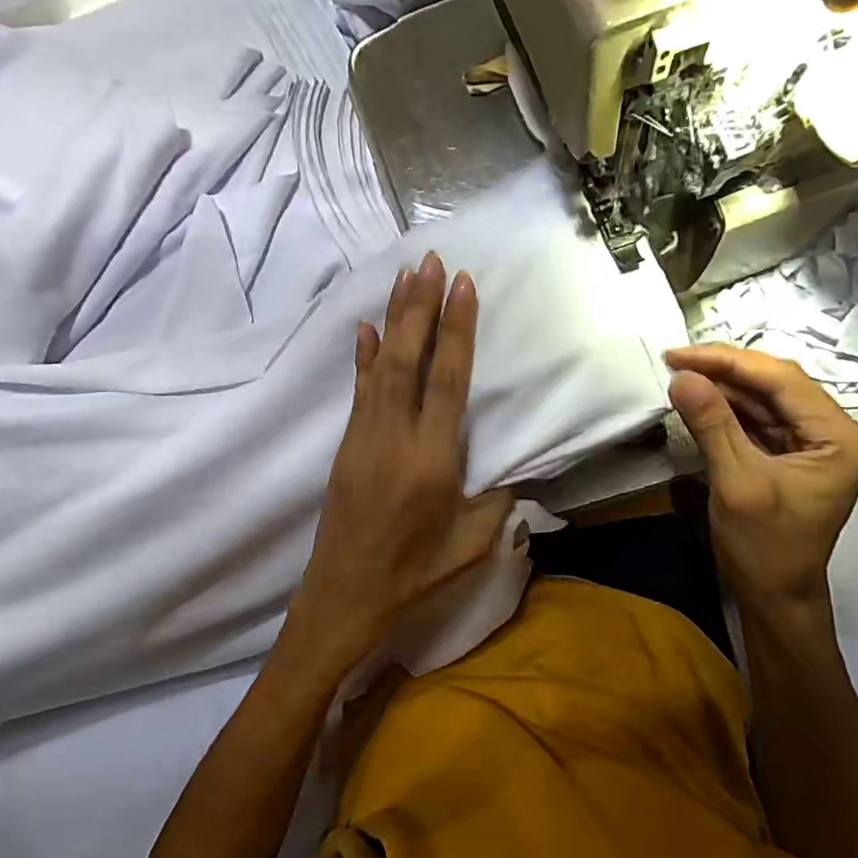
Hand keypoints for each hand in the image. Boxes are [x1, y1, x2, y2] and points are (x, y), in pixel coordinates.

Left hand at [277, 252, 514, 680]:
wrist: (343, 597)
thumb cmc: (414, 576)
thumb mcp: (471, 546)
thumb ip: (498, 503)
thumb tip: (514, 469)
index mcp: (432, 460)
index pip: (447, 380)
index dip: (456, 329)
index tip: (461, 284)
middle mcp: (395, 437)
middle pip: (409, 359)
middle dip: (420, 306)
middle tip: (429, 260)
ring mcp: (364, 438)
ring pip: (381, 366)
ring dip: (394, 318)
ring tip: (404, 276)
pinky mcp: (346, 446)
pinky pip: (359, 391)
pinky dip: (364, 357)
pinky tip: (365, 329)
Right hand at [665, 344, 857, 605]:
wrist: (773, 597)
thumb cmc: (764, 547)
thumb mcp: (737, 482)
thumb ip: (712, 424)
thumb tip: (681, 377)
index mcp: (840, 438)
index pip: (783, 380)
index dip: (729, 362)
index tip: (679, 353)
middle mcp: (835, 431)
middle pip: (776, 384)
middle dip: (724, 370)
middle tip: (675, 360)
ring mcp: (814, 441)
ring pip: (764, 398)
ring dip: (722, 386)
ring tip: (680, 374)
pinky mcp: (791, 452)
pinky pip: (758, 418)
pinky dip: (726, 408)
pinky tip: (698, 397)